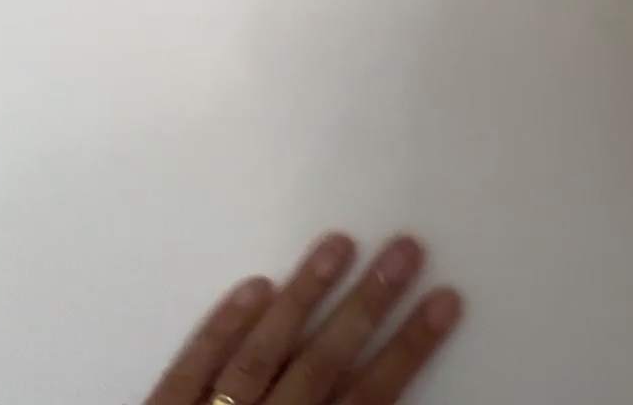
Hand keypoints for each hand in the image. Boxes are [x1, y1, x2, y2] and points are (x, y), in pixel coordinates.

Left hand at [145, 233, 463, 404]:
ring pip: (259, 356)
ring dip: (302, 298)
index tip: (445, 301)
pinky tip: (252, 287)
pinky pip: (187, 374)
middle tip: (406, 248)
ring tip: (338, 243)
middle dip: (368, 305)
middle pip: (321, 364)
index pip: (369, 401)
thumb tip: (388, 400)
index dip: (410, 349)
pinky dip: (218, 331)